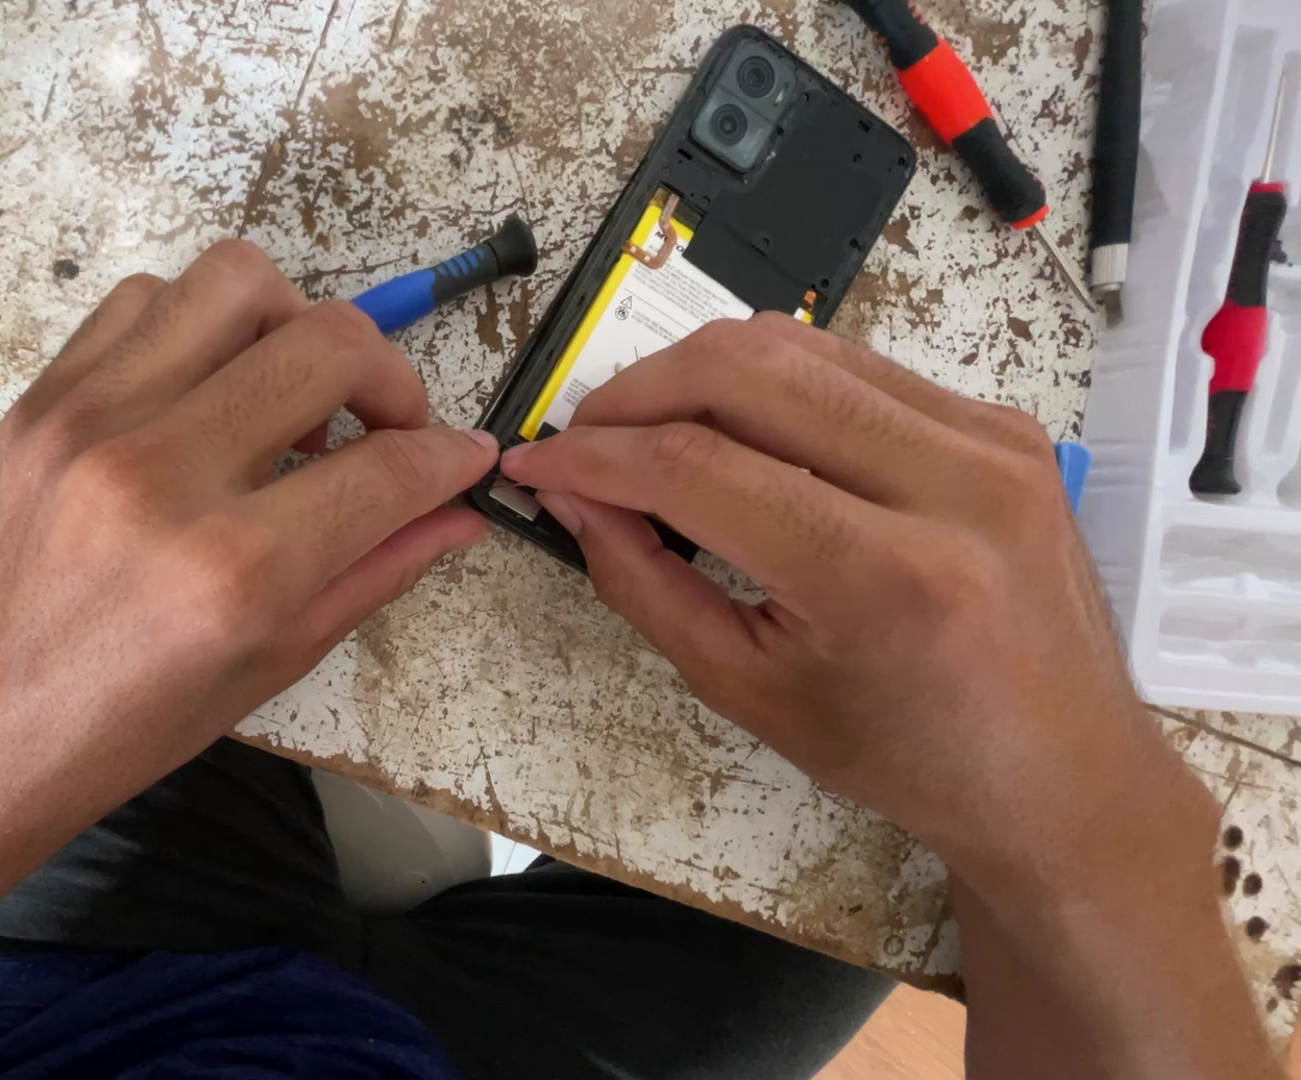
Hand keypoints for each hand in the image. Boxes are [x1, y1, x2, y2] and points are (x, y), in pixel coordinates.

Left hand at [0, 240, 496, 872]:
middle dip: (392, 379)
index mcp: (234, 568)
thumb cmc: (126, 730)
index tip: (465, 455)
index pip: (388, 469)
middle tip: (385, 426)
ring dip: (295, 327)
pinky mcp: (40, 399)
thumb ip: (378, 571)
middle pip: (328, 343)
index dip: (450, 456)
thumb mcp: (272, 664)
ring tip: (292, 397)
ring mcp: (90, 419)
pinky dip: (204, 329)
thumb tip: (458, 512)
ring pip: (236, 282)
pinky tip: (207, 393)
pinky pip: (146, 301)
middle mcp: (164, 470)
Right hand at [498, 314, 1212, 889]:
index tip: (531, 463)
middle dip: (629, 395)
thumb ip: (640, 580)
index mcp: (883, 576)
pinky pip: (836, 360)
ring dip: (683, 375)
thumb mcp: (737, 685)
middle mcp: (950, 479)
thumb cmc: (892, 749)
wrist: (1060, 771)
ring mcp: (985, 434)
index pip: (696, 467)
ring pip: (787, 343)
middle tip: (579, 441)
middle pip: (740, 370)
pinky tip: (718, 426)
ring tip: (636, 431)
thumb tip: (572, 497)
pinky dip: (750, 379)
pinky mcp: (991, 419)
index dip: (591, 457)